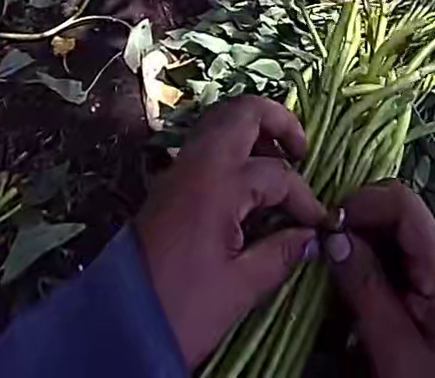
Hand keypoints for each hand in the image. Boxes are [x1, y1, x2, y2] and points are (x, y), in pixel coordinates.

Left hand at [133, 97, 326, 366]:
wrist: (116, 322)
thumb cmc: (181, 306)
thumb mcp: (238, 288)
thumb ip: (280, 254)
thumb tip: (311, 237)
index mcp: (221, 183)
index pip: (278, 175)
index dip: (305, 198)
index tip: (319, 224)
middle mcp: (201, 161)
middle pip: (245, 111)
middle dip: (279, 120)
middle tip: (300, 150)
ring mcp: (182, 165)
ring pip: (223, 118)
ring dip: (254, 127)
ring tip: (278, 157)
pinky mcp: (171, 177)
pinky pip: (208, 138)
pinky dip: (233, 140)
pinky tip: (248, 173)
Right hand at [327, 181, 434, 377]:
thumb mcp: (395, 349)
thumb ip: (366, 288)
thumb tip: (334, 235)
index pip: (403, 203)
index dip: (363, 202)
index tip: (327, 225)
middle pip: (397, 210)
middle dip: (357, 217)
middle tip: (323, 243)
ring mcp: (434, 273)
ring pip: (391, 231)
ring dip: (359, 237)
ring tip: (329, 261)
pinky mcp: (425, 289)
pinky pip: (392, 256)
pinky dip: (366, 258)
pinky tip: (346, 280)